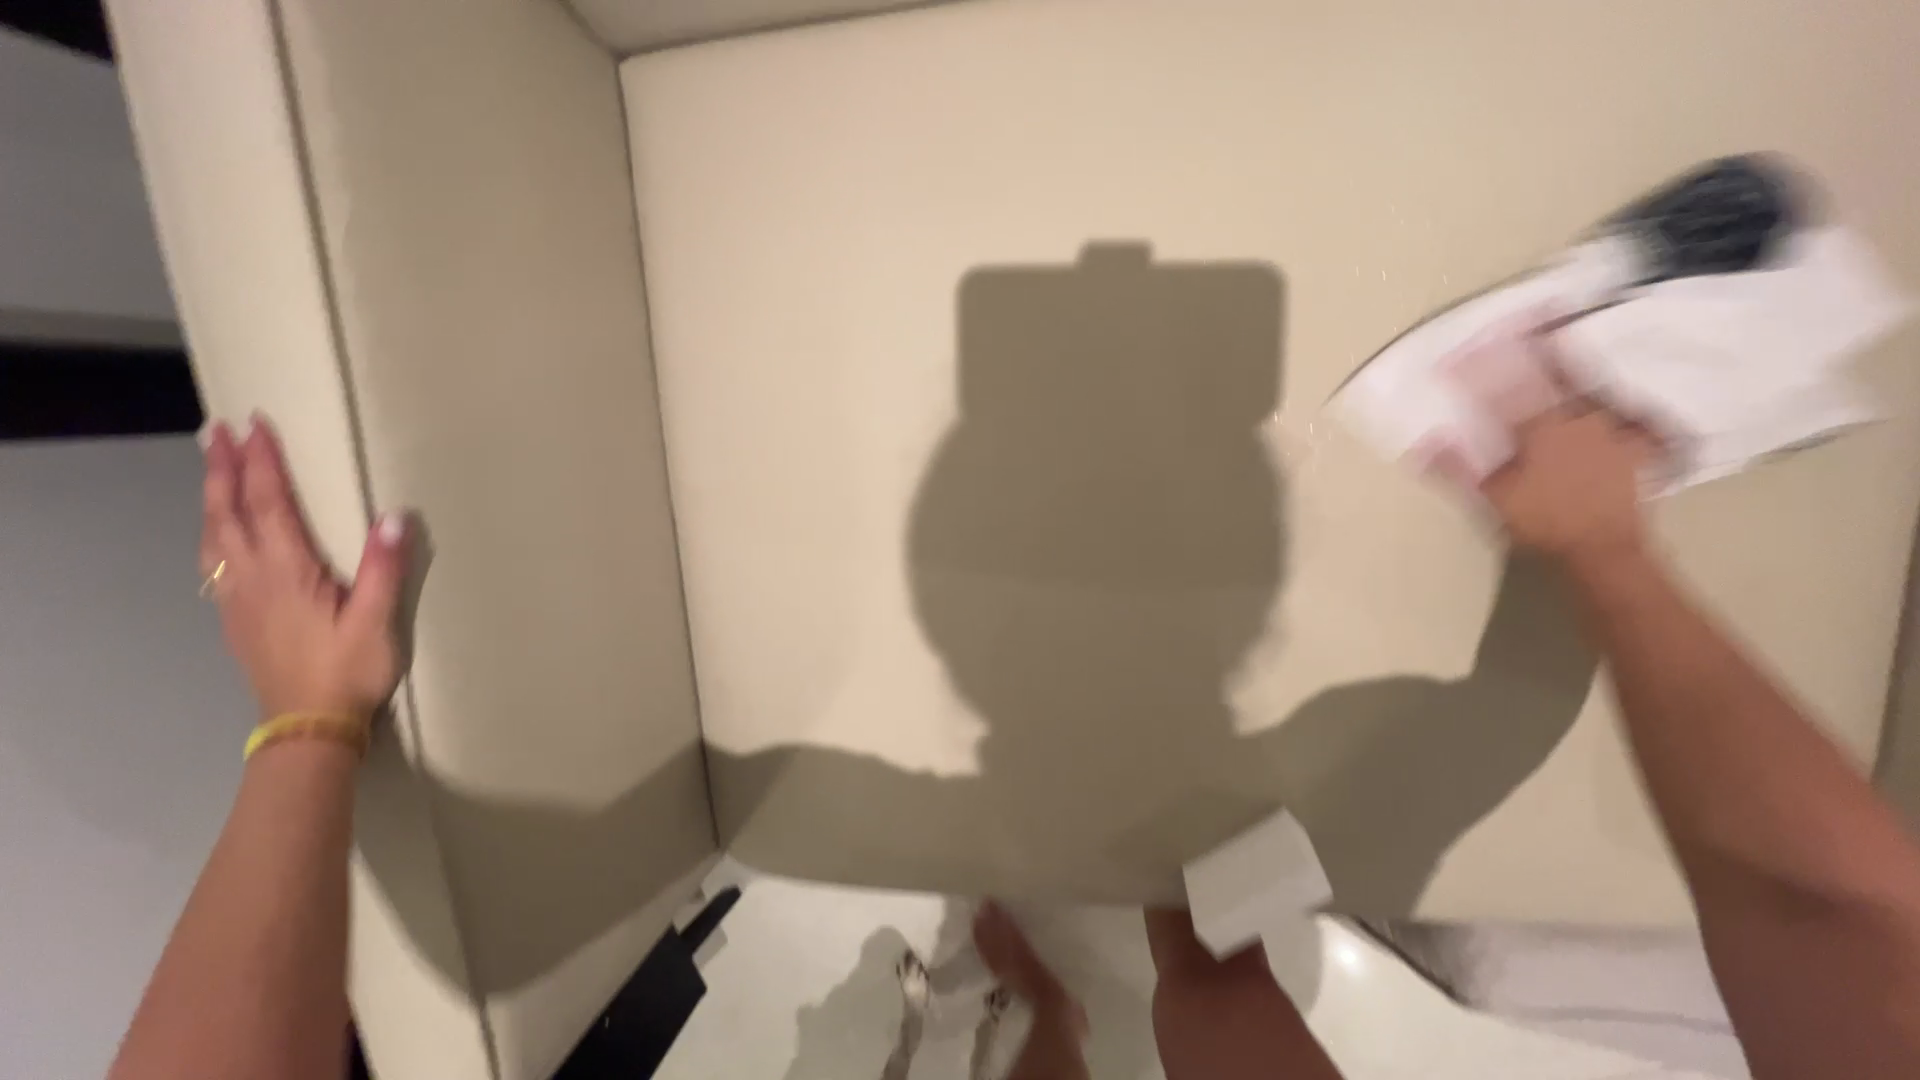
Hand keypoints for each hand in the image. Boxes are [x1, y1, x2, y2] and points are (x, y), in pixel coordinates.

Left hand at [200, 416, 410, 723]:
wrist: (307, 724)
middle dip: (223, 468)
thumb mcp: (377, 620)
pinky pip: (214, 559)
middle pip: (228, 512)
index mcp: (287, 572)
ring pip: (213, 535)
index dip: (261, 463)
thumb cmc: (348, 670)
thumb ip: (383, 568)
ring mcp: (238, 598)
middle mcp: (252, 577)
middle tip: (217, 429)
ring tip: (212, 466)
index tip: (257, 426)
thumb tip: (394, 517)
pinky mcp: (237, 616)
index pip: (268, 505)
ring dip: (211, 494)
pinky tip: (218, 530)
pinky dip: (212, 529)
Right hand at [1422, 317, 1662, 567]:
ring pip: (1595, 385)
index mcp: (1539, 430)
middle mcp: (1577, 418)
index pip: (1505, 389)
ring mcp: (1610, 429)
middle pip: (1557, 373)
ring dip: (1582, 359)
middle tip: (1540, 309)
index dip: (1484, 367)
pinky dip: (1625, 394)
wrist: (1606, 550)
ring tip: (1577, 332)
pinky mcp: (1633, 444)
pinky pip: (1632, 411)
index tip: (1464, 348)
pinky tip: (1625, 383)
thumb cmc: (1543, 523)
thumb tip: (1422, 442)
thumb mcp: (1492, 500)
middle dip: (1543, 343)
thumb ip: (1459, 468)